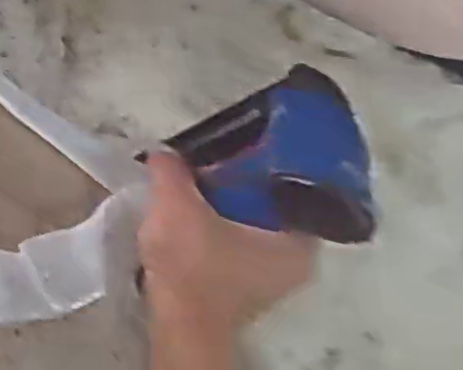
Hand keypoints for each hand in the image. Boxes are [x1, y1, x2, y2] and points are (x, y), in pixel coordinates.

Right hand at [139, 151, 317, 346]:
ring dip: (218, 200)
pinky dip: (214, 219)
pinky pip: (235, 236)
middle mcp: (296, 259)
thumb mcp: (175, 202)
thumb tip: (166, 151)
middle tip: (200, 161)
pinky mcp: (245, 278)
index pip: (290, 193)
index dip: (260, 166)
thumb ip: (171, 169)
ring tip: (186, 180)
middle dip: (232, 182)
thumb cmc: (191, 259)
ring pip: (248, 221)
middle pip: (267, 206)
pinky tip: (186, 209)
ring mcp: (272, 273)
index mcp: (296, 243)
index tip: (229, 147)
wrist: (181, 315)